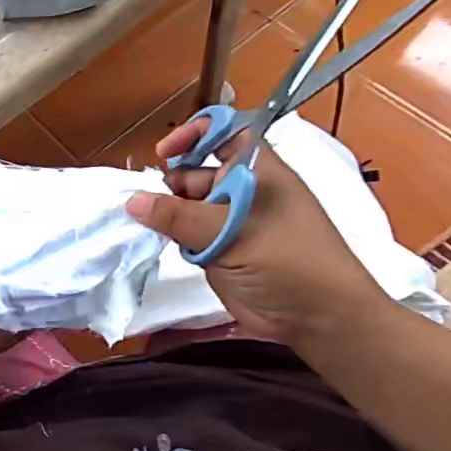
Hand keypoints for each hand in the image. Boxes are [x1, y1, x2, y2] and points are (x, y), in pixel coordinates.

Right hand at [125, 118, 389, 347]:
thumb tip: (133, 201)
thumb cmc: (288, 259)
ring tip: (149, 225)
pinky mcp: (220, 251)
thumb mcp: (233, 232)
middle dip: (172, 182)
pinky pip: (188, 235)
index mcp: (256, 170)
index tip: (165, 153)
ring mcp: (230, 222)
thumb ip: (180, 216)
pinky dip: (173, 237)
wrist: (317, 317)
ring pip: (188, 206)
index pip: (224, 132)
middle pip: (197, 171)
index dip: (196, 134)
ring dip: (168, 214)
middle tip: (147, 202)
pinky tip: (159, 241)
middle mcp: (241, 190)